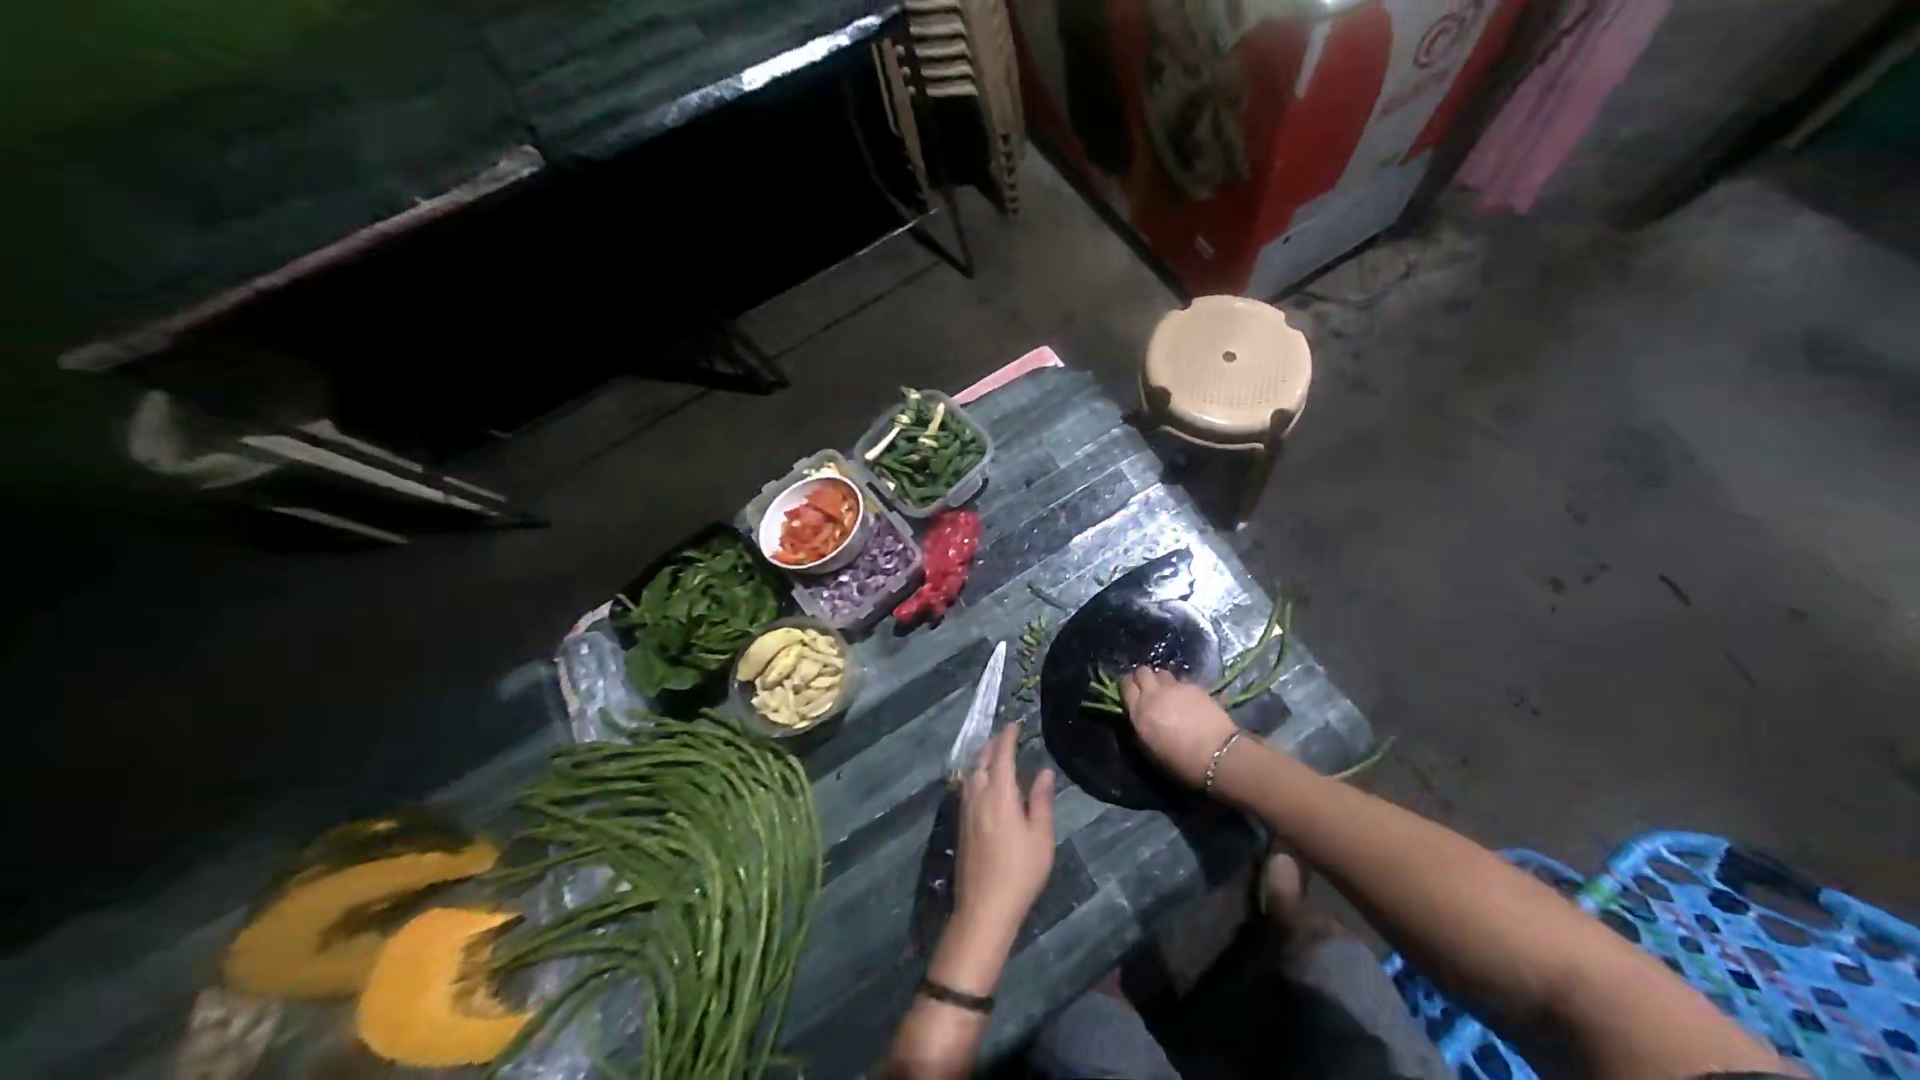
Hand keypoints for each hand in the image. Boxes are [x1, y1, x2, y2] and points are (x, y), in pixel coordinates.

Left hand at [955, 723, 1055, 937]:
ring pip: (971, 775)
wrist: (984, 907)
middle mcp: (978, 797)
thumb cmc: (1020, 871)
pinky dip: (975, 777)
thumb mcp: (1040, 837)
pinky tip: (981, 785)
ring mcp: (965, 812)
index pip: (1001, 756)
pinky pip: (966, 789)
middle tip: (1004, 737)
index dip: (1007, 738)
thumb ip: (1041, 801)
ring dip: (981, 760)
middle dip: (991, 746)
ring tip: (993, 755)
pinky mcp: (960, 826)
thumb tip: (1044, 771)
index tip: (1014, 725)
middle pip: (980, 762)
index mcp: (999, 795)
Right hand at [1121, 668, 1239, 787]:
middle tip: (1148, 689)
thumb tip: (1138, 716)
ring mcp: (1175, 688)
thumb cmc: (1179, 761)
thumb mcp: (1149, 749)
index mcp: (1139, 711)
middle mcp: (1154, 694)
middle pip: (1142, 672)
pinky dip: (1180, 688)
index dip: (1127, 686)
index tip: (1131, 691)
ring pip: (1162, 673)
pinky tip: (1187, 700)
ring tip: (1168, 693)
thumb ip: (1140, 726)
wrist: (1216, 755)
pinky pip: (1181, 681)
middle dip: (1143, 678)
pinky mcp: (1195, 687)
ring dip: (1161, 680)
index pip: (1126, 685)